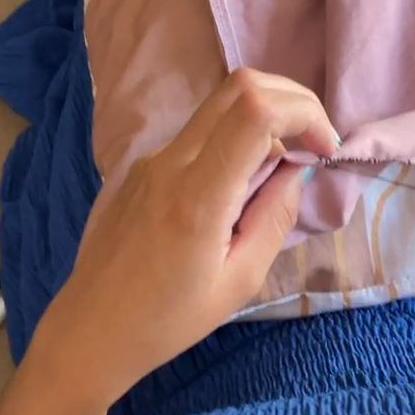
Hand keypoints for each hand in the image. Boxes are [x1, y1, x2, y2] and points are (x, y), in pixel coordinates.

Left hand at [23, 68, 338, 414]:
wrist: (91, 328)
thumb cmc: (168, 319)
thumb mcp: (240, 280)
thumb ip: (275, 216)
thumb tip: (297, 167)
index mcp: (198, 196)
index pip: (254, 110)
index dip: (302, 112)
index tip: (323, 149)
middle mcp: (171, 162)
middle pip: (239, 86)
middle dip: (292, 101)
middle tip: (314, 142)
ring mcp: (152, 158)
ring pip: (219, 104)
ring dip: (264, 118)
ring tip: (279, 169)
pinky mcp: (142, 165)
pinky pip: (199, 132)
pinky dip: (235, 137)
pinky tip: (240, 185)